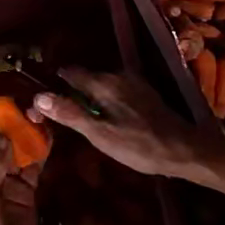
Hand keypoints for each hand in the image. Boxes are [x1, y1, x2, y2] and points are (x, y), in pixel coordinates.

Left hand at [0, 92, 45, 224]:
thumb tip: (6, 135)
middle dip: (3, 121)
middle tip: (17, 98)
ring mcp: (3, 184)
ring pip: (14, 151)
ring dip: (24, 133)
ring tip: (37, 111)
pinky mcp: (25, 194)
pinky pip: (32, 167)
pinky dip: (40, 151)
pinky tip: (48, 134)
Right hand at [30, 68, 224, 182]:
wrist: (186, 151)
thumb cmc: (139, 145)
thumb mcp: (100, 134)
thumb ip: (69, 113)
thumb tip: (38, 96)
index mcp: (103, 83)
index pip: (69, 73)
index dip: (53, 85)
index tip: (44, 102)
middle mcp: (118, 75)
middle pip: (85, 79)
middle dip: (72, 93)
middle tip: (65, 117)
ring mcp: (134, 83)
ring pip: (101, 85)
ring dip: (90, 98)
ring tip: (86, 120)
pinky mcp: (145, 93)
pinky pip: (116, 91)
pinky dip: (107, 101)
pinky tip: (109, 119)